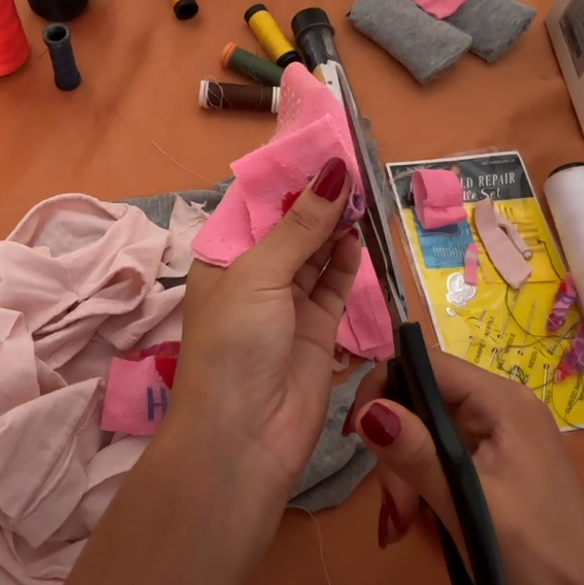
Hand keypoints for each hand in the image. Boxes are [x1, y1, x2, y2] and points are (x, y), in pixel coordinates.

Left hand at [169, 156, 362, 498]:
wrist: (244, 438)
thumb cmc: (234, 343)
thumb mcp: (259, 274)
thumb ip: (300, 226)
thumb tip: (332, 170)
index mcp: (222, 259)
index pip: (254, 207)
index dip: (285, 180)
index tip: (318, 147)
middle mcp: (252, 278)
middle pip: (288, 228)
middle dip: (315, 200)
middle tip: (351, 164)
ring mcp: (285, 305)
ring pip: (314, 254)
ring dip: (334, 226)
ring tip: (361, 192)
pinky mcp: (317, 331)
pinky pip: (333, 285)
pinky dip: (346, 261)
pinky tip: (358, 235)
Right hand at [350, 353, 583, 584]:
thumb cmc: (535, 560)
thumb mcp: (468, 505)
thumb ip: (416, 454)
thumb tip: (366, 410)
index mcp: (502, 401)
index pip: (427, 363)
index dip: (386, 387)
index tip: (359, 434)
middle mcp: (502, 405)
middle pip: (424, 397)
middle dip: (398, 444)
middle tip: (396, 506)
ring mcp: (502, 434)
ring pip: (429, 427)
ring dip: (408, 468)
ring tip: (407, 519)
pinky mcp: (499, 461)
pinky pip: (445, 451)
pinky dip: (424, 477)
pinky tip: (421, 514)